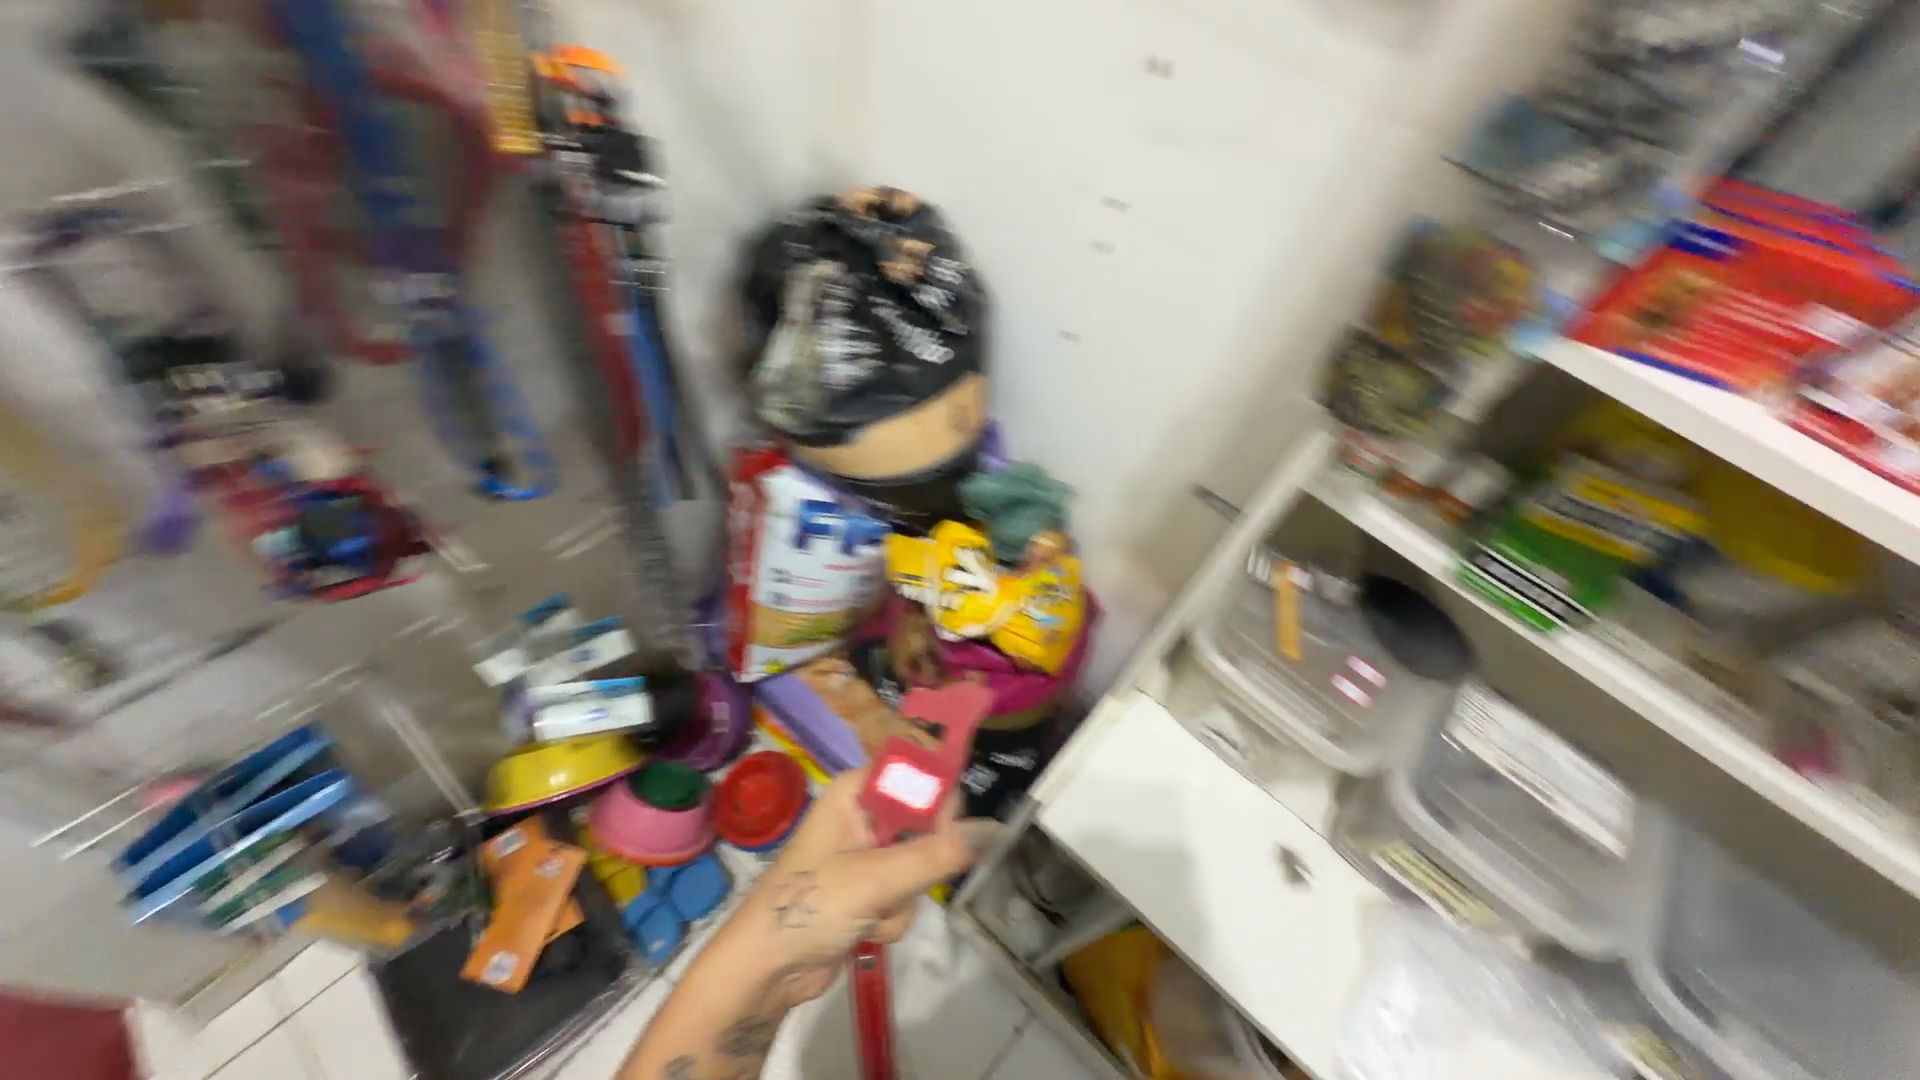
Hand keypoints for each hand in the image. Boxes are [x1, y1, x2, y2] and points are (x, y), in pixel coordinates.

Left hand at [716, 766, 1003, 1008]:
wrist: (765, 971)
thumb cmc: (810, 906)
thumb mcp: (877, 878)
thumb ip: (938, 854)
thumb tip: (993, 830)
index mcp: (856, 791)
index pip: (916, 774)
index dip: (938, 801)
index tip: (948, 833)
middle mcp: (863, 815)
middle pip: (926, 822)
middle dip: (920, 862)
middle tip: (900, 879)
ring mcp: (867, 856)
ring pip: (920, 865)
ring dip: (903, 897)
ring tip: (870, 912)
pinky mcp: (869, 892)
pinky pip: (906, 894)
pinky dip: (892, 917)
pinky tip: (865, 930)